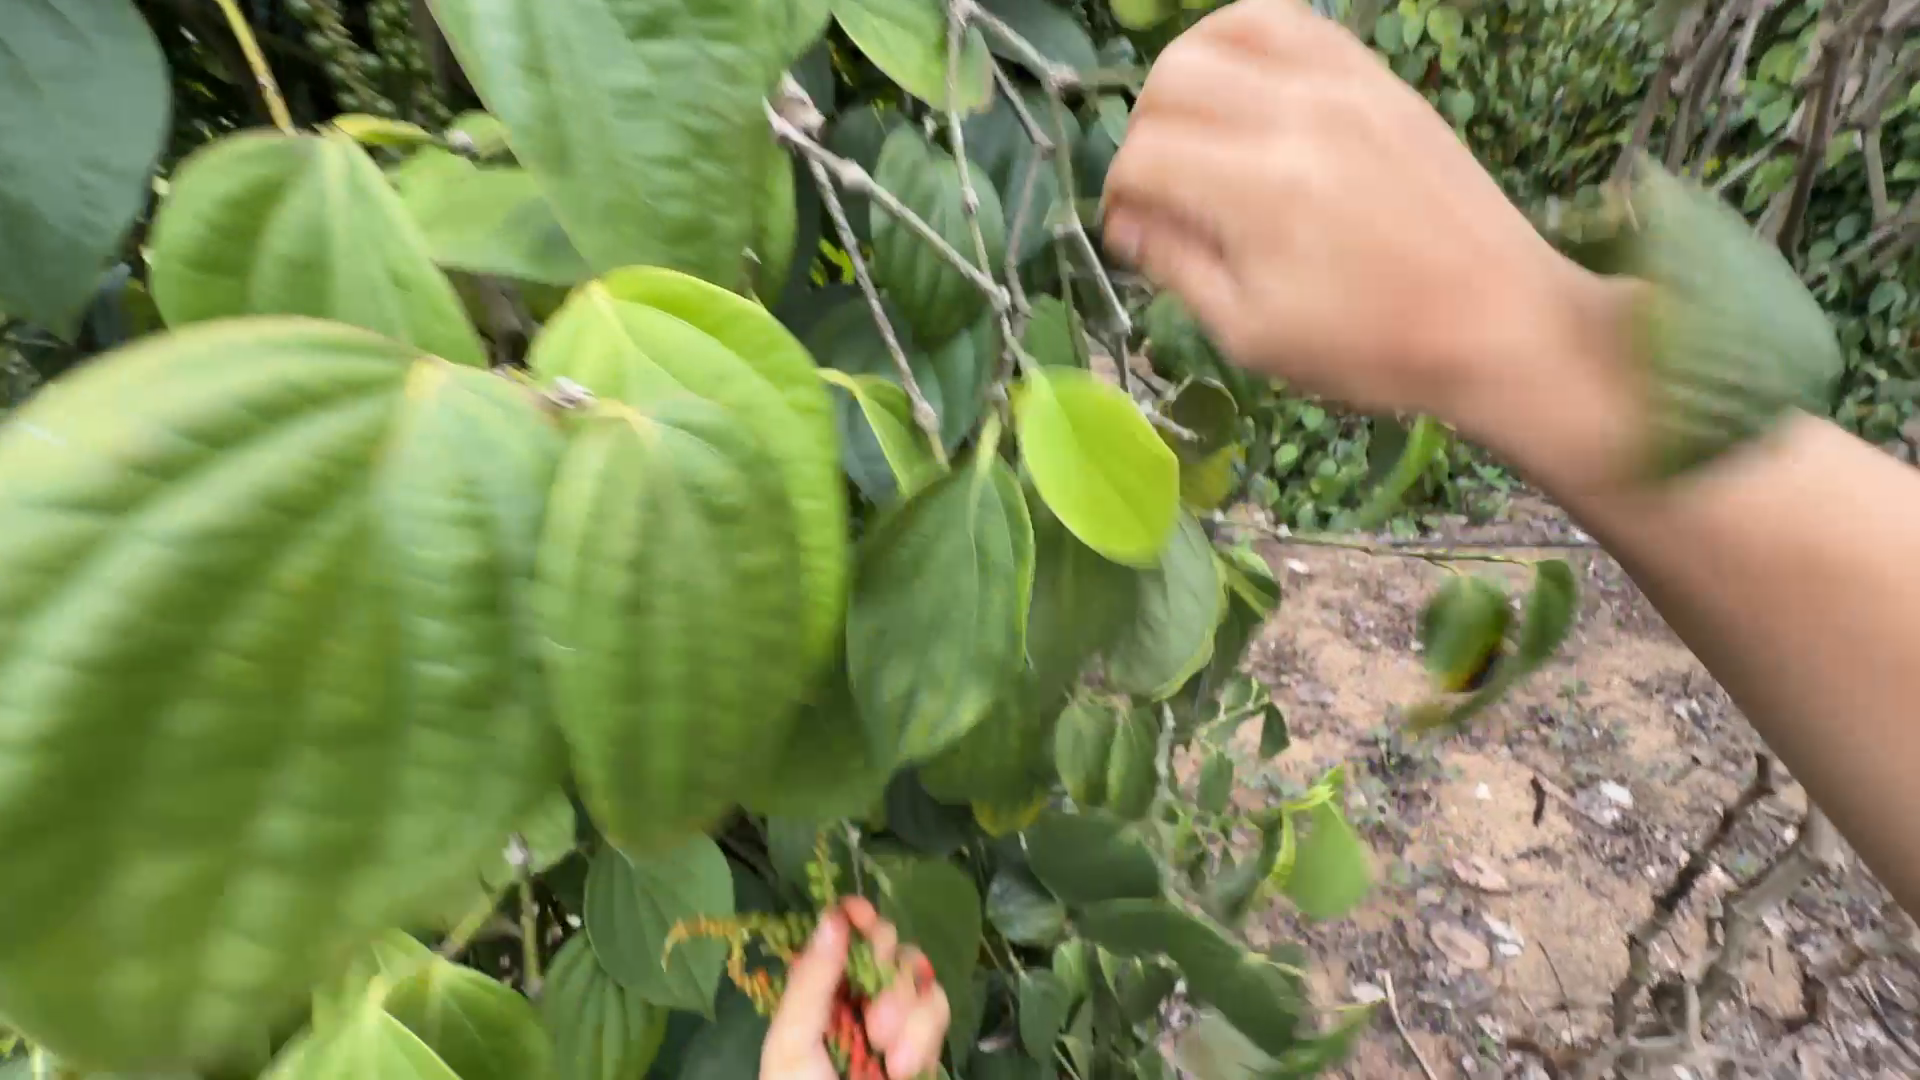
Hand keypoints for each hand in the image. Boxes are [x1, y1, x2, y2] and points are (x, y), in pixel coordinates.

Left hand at [761, 898, 949, 1079]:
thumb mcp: (791, 1045)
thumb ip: (811, 980)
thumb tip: (834, 913)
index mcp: (820, 989)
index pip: (842, 931)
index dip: (855, 915)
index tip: (861, 913)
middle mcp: (859, 993)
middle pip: (886, 942)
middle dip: (884, 969)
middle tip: (871, 1012)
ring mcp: (895, 1016)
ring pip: (917, 970)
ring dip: (905, 1009)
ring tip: (888, 1057)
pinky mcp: (926, 1039)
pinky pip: (938, 1004)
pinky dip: (925, 1033)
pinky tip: (904, 1066)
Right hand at [1101, 0, 1644, 491]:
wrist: (1491, 320)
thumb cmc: (1361, 346)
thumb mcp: (1247, 330)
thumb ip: (1177, 265)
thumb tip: (1124, 223)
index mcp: (1257, 190)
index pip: (1144, 156)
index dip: (1116, 195)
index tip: (1127, 232)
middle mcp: (1294, 113)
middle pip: (1171, 77)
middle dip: (1140, 134)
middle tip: (1156, 189)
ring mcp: (1342, 82)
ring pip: (1225, 29)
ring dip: (1185, 78)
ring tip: (1190, 133)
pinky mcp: (1376, 77)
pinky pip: (1291, 23)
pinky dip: (1244, 47)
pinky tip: (1242, 98)